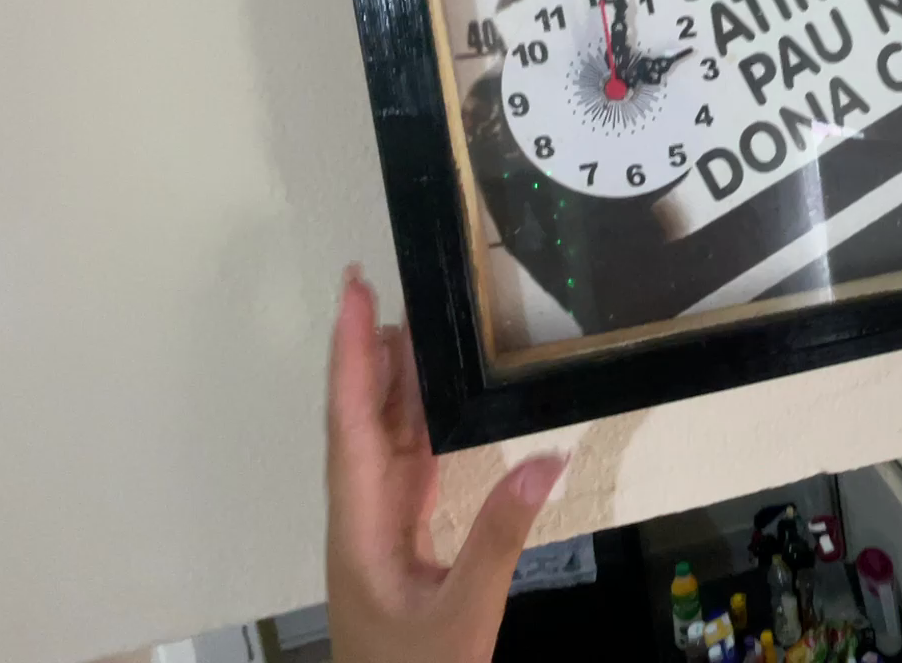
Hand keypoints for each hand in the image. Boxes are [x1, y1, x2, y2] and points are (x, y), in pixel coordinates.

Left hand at [326, 265, 567, 662]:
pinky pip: (405, 450)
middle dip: (361, 347)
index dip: (351, 355)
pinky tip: (430, 388)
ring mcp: (381, 515)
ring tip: (405, 318)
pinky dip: (413, 409)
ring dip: (387, 373)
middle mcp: (362, 507)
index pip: (352, 421)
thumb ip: (500, 536)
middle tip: (375, 285)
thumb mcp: (463, 616)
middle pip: (357, 413)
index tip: (353, 296)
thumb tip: (549, 457)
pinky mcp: (403, 524)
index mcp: (361, 522)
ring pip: (379, 429)